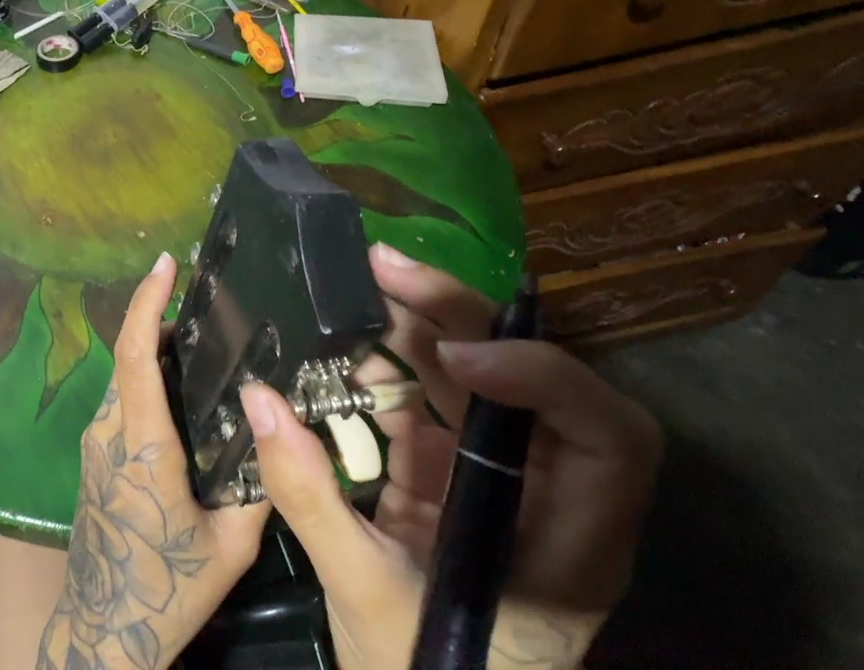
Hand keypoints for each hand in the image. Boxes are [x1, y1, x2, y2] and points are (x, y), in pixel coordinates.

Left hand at [38, 251, 270, 669]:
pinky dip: (144, 379)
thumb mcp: (230, 545)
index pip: (136, 355)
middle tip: (205, 305)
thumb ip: (259, 489)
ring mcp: (93, 443)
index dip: (147, 302)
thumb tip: (281, 437)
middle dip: (159, 319)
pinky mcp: (92, 456)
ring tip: (200, 345)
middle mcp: (109, 432)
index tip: (166, 265)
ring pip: (121, 378)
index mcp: (143, 445)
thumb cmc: (168, 588)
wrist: (104, 626)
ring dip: (152, 350)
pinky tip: (179, 392)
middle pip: (128, 357)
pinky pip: (118, 401)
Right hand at [240, 244, 662, 669]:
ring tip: (353, 296)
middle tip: (383, 268)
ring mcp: (503, 485)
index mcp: (572, 547)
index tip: (455, 356)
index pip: (606, 440)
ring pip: (479, 384)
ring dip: (418, 332)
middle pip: (533, 386)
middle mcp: (553, 501)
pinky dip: (388, 378)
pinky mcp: (455, 480)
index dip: (544, 379)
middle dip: (460, 318)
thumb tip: (257, 398)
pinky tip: (343, 361)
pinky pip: (432, 410)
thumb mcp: (363, 596)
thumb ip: (311, 496)